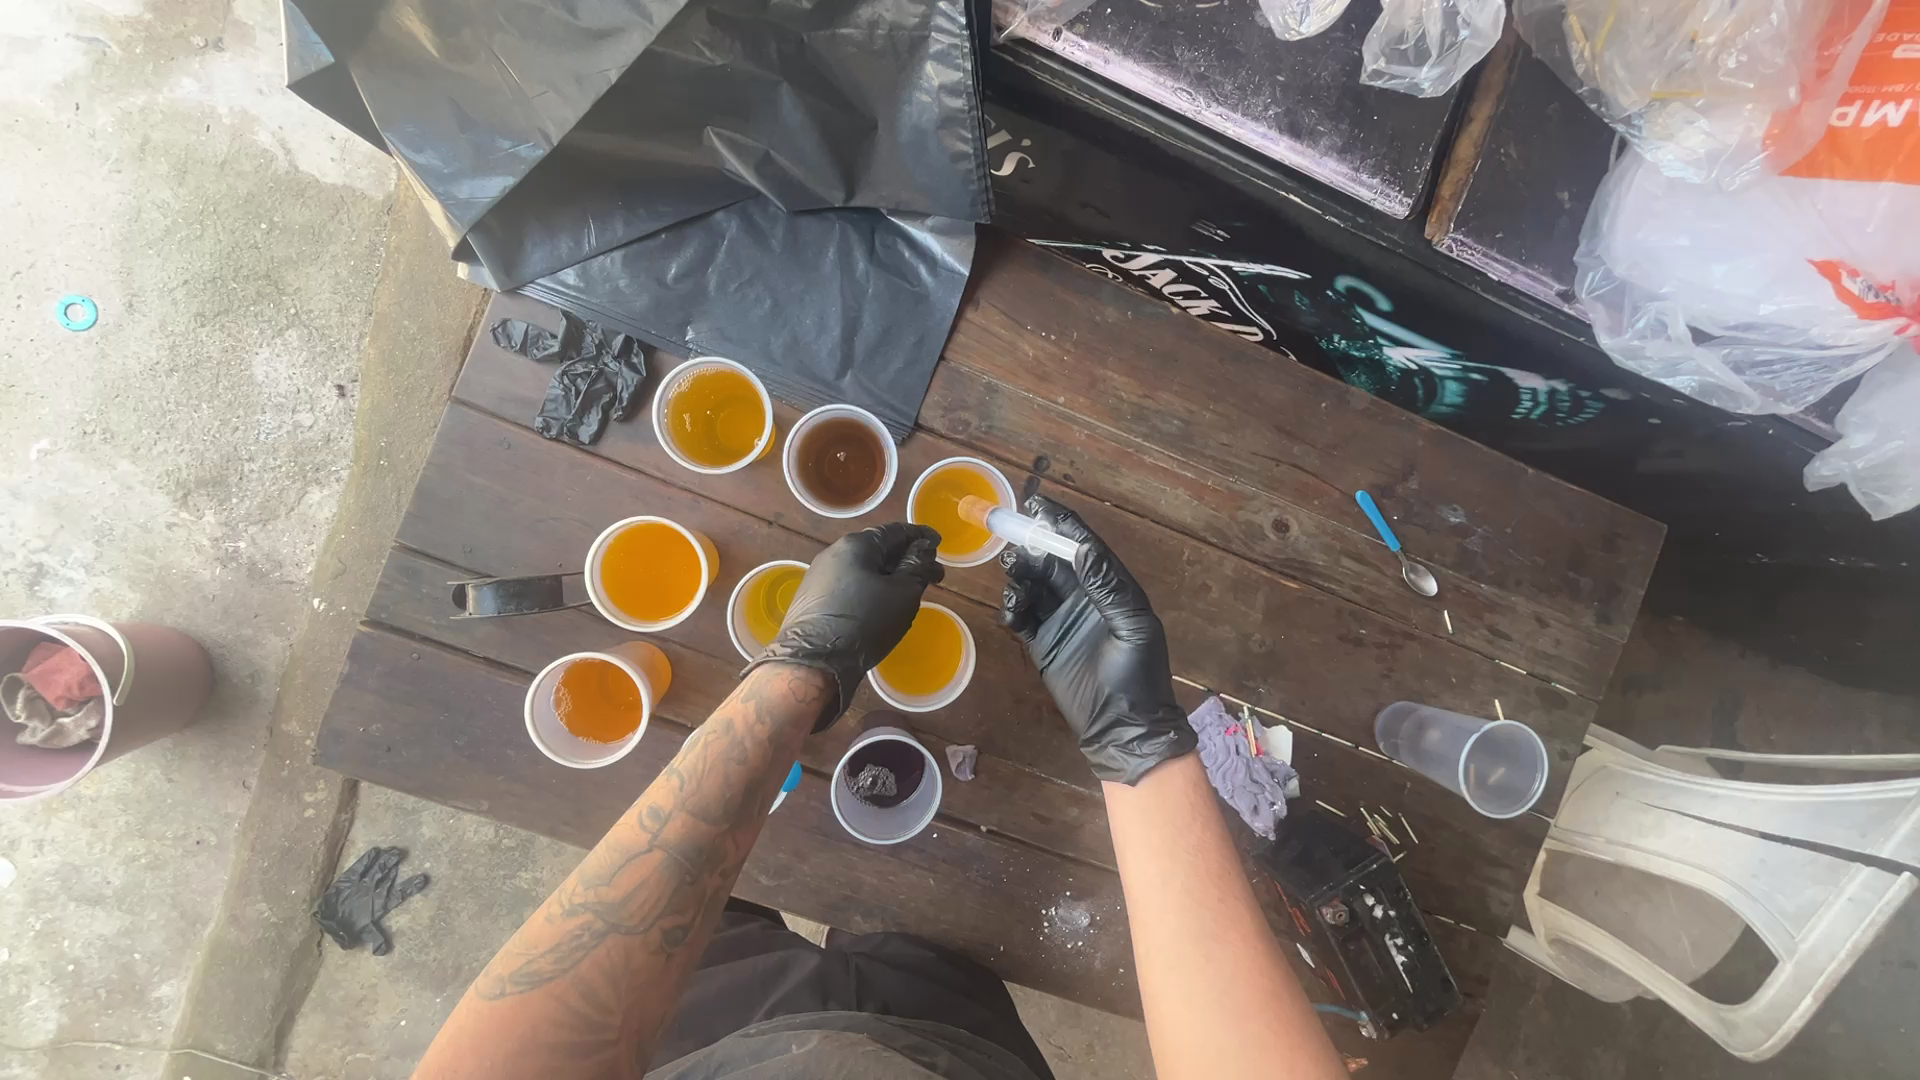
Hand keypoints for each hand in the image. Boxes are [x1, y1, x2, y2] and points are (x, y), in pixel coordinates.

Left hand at [750, 523, 943, 729]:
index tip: (939, 544)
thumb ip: (917, 566)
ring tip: (909, 593)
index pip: (896, 531)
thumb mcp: (903, 593)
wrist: (814, 662)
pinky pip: (850, 586)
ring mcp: (820, 577)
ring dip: (889, 576)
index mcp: (856, 545)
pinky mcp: (812, 600)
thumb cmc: (866, 622)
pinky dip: (871, 589)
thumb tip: (924, 547)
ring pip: (863, 569)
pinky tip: (881, 605)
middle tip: (931, 574)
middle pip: (878, 549)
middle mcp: (834, 553)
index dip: (921, 536)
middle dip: (907, 560)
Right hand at [1000, 495, 1194, 783]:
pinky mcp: (1041, 642)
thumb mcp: (1132, 628)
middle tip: (1015, 543)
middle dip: (1033, 547)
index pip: (1083, 548)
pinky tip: (1013, 609)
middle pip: (1051, 561)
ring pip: (1032, 584)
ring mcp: (1060, 620)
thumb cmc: (1137, 677)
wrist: (1122, 728)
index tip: (1038, 505)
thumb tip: (1083, 549)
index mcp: (1110, 589)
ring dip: (1020, 574)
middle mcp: (1083, 598)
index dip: (1062, 524)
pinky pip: (1021, 615)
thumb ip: (1108, 588)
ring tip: (1014, 576)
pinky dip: (1012, 607)